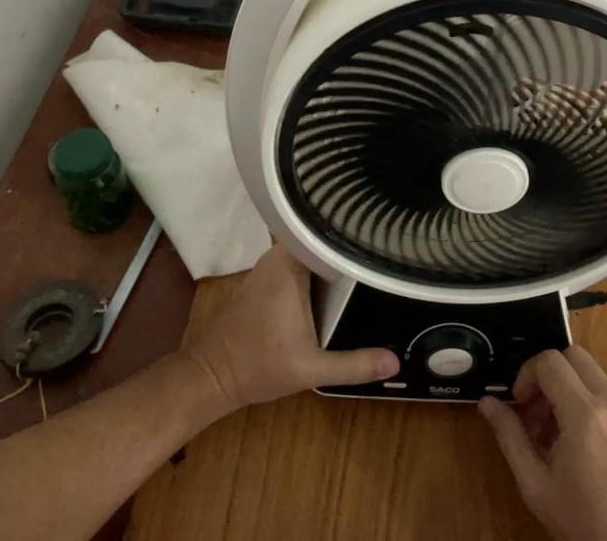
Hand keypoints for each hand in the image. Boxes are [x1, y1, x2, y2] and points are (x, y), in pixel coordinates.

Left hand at [180, 246, 399, 410]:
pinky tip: (344, 282)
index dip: (358, 231)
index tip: (386, 235)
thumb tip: (394, 362)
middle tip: (387, 251)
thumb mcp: (312, 369)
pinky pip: (301, 262)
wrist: (212, 376)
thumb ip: (354, 365)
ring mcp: (270, 266)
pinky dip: (320, 270)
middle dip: (351, 245)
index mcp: (290, 264)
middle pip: (323, 239)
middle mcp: (279, 256)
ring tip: (373, 262)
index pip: (329, 230)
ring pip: (312, 251)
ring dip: (336, 259)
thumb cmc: (259, 366)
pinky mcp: (266, 278)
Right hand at [480, 347, 606, 540]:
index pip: (550, 361)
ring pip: (596, 376)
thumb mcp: (537, 486)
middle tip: (537, 413)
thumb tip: (487, 403)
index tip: (519, 403)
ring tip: (559, 437)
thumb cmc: (586, 524)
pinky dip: (593, 405)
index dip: (526, 374)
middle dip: (549, 376)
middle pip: (575, 356)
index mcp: (586, 414)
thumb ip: (510, 437)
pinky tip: (587, 449)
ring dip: (571, 390)